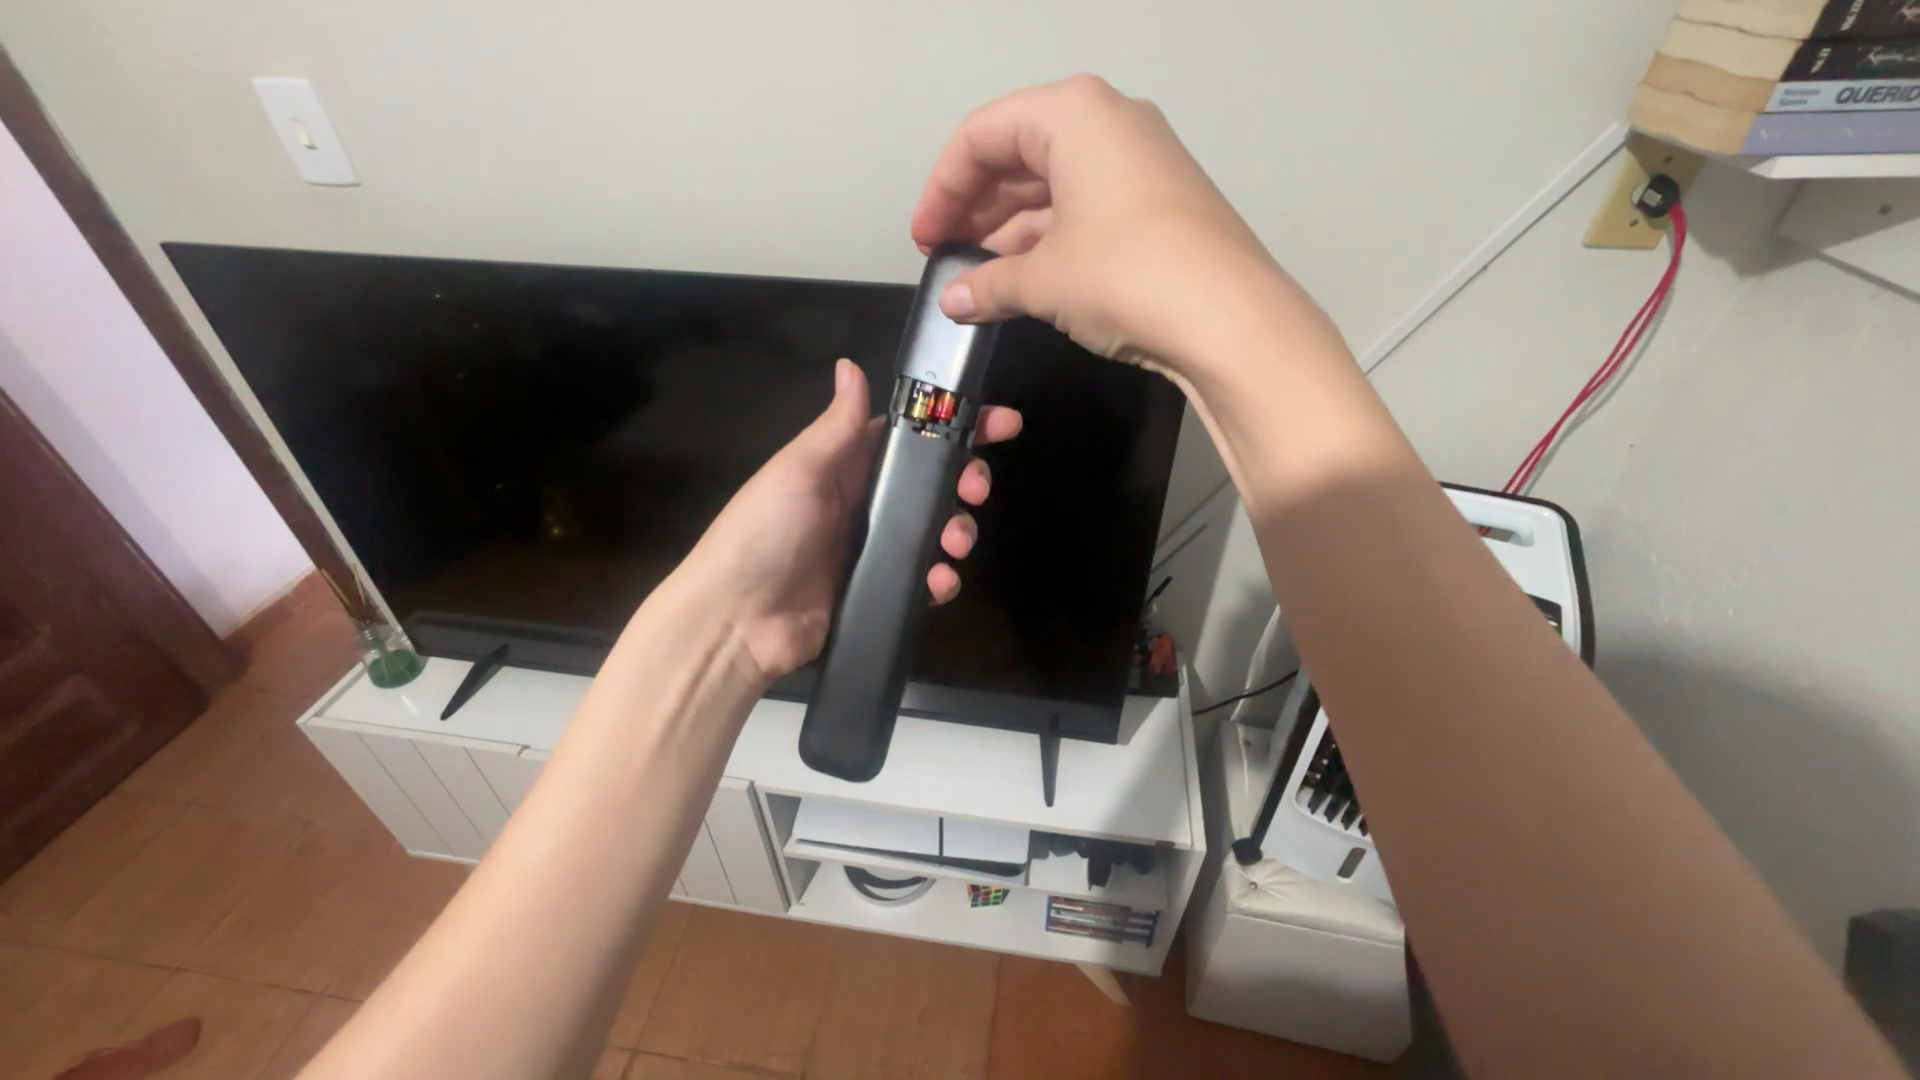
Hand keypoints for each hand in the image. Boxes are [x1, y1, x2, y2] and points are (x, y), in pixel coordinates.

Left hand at [688, 358, 1020, 682]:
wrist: (738, 619)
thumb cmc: (764, 532)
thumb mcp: (799, 470)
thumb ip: (837, 426)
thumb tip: (850, 365)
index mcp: (847, 464)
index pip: (911, 434)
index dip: (956, 424)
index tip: (1002, 422)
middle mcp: (865, 501)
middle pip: (934, 482)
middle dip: (967, 481)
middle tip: (978, 490)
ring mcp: (874, 547)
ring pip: (937, 530)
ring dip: (958, 531)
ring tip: (955, 544)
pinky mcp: (879, 588)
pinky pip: (924, 578)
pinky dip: (940, 578)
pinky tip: (938, 582)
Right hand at [911, 75, 1327, 381]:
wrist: (1230, 319)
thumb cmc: (1124, 274)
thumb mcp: (1042, 280)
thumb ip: (987, 284)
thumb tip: (953, 301)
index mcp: (1072, 114)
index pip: (982, 136)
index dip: (941, 189)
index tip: (923, 240)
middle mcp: (1108, 123)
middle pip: (1017, 157)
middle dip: (974, 210)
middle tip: (945, 260)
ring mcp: (1139, 164)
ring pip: (1052, 188)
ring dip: (1009, 233)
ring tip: (977, 280)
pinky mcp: (1158, 205)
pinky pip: (1083, 211)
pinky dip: (1047, 242)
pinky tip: (1022, 282)